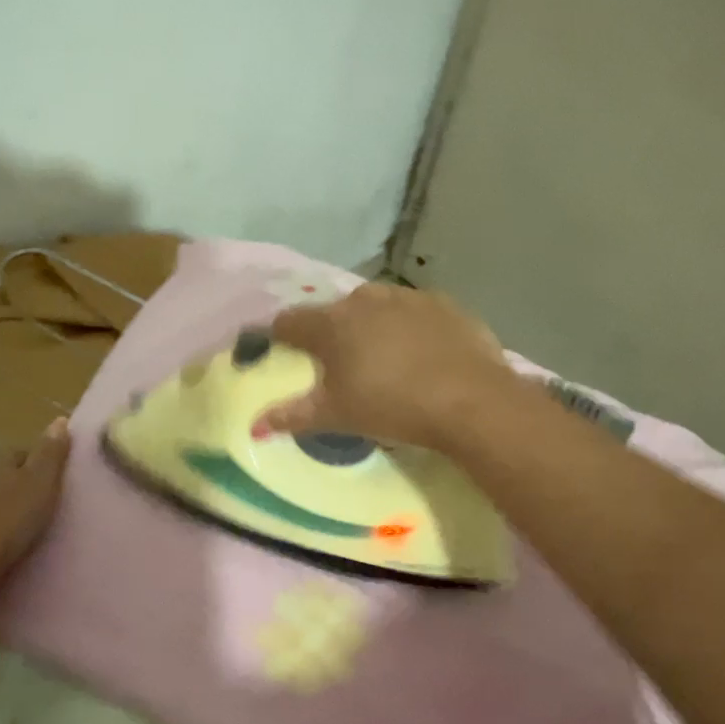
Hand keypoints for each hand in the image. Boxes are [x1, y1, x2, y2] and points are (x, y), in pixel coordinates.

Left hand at [0, 417, 70, 587]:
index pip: (21, 452)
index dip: (39, 464)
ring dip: (0, 508)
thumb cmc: (8, 520)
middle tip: (41, 507)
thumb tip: (59, 419)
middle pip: (1, 474)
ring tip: (20, 528)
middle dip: (18, 486)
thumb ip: (51, 454)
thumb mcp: (41, 484)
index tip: (54, 482)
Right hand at [257, 283, 517, 448]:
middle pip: (335, 311)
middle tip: (337, 364)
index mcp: (332, 324)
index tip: (280, 352)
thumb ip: (293, 416)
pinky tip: (422, 355)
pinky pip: (416, 313)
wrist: (470, 400)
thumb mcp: (337, 416)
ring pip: (377, 307)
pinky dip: (411, 329)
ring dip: (372, 326)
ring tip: (382, 358)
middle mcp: (365, 299)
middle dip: (331, 333)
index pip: (289, 322)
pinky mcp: (446, 305)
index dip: (279, 337)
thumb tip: (255, 425)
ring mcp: (409, 297)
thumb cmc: (391, 407)